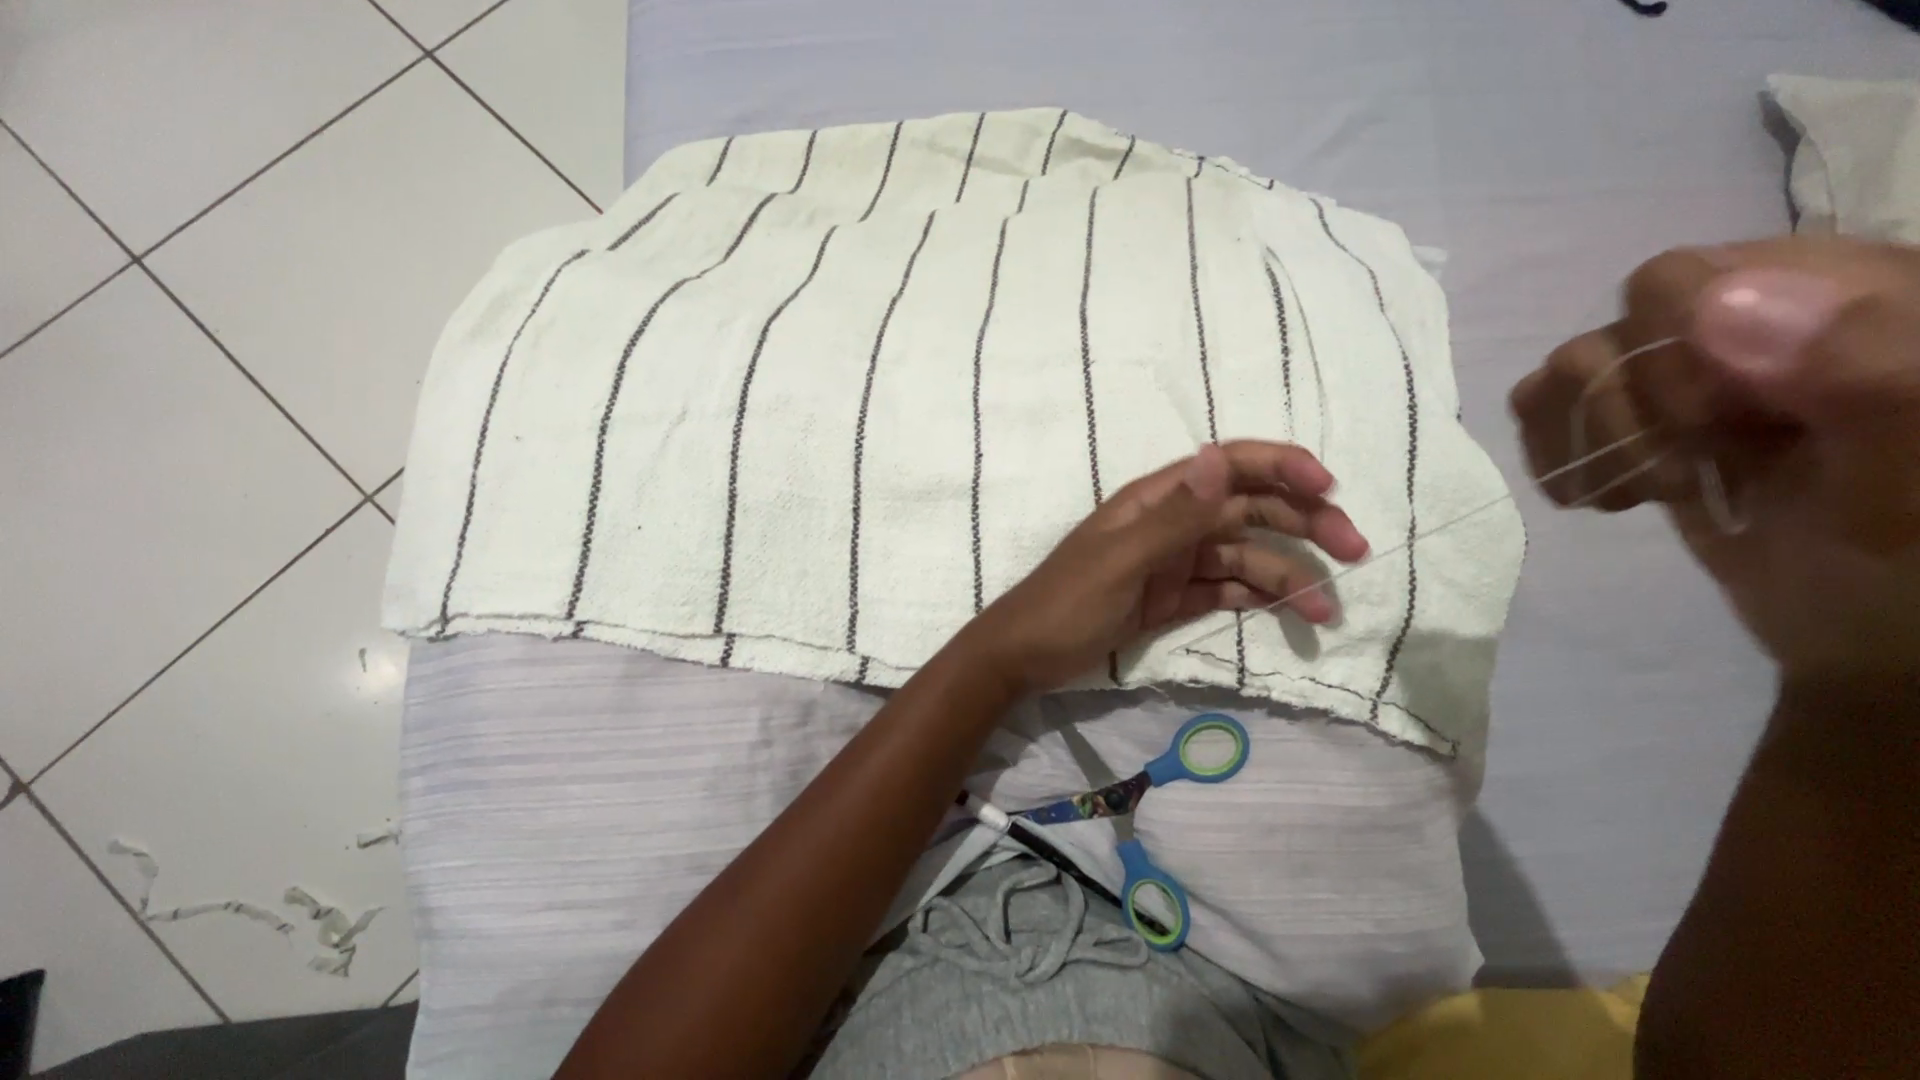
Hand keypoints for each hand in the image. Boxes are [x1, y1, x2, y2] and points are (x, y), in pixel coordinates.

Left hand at [956, 440, 1369, 697]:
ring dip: (1289, 577)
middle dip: (1305, 523)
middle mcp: (1173, 522)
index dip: (1283, 467)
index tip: (1331, 488)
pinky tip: (1292, 615)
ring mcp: (1175, 561)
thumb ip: (1173, 516)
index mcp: (1158, 499)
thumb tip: (1218, 456)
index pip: (1231, 465)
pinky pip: (1228, 590)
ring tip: (1326, 614)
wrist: (1023, 658)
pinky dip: (1260, 600)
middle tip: (1354, 552)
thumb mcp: (1119, 561)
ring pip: (1247, 556)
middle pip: (1251, 509)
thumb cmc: (1064, 604)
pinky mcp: (1174, 598)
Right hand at [1510, 236, 1919, 683]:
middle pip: (1618, 328)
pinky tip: (1605, 495)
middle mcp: (1754, 318)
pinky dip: (1558, 453)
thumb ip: (1863, 367)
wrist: (1877, 629)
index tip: (1711, 435)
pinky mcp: (1644, 423)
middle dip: (1626, 410)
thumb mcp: (1919, 469)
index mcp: (1840, 295)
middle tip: (1681, 475)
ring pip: (1573, 368)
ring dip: (1591, 441)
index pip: (1684, 282)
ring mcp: (1691, 375)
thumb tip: (1716, 304)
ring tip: (1644, 492)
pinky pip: (1550, 405)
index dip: (1665, 358)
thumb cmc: (1915, 567)